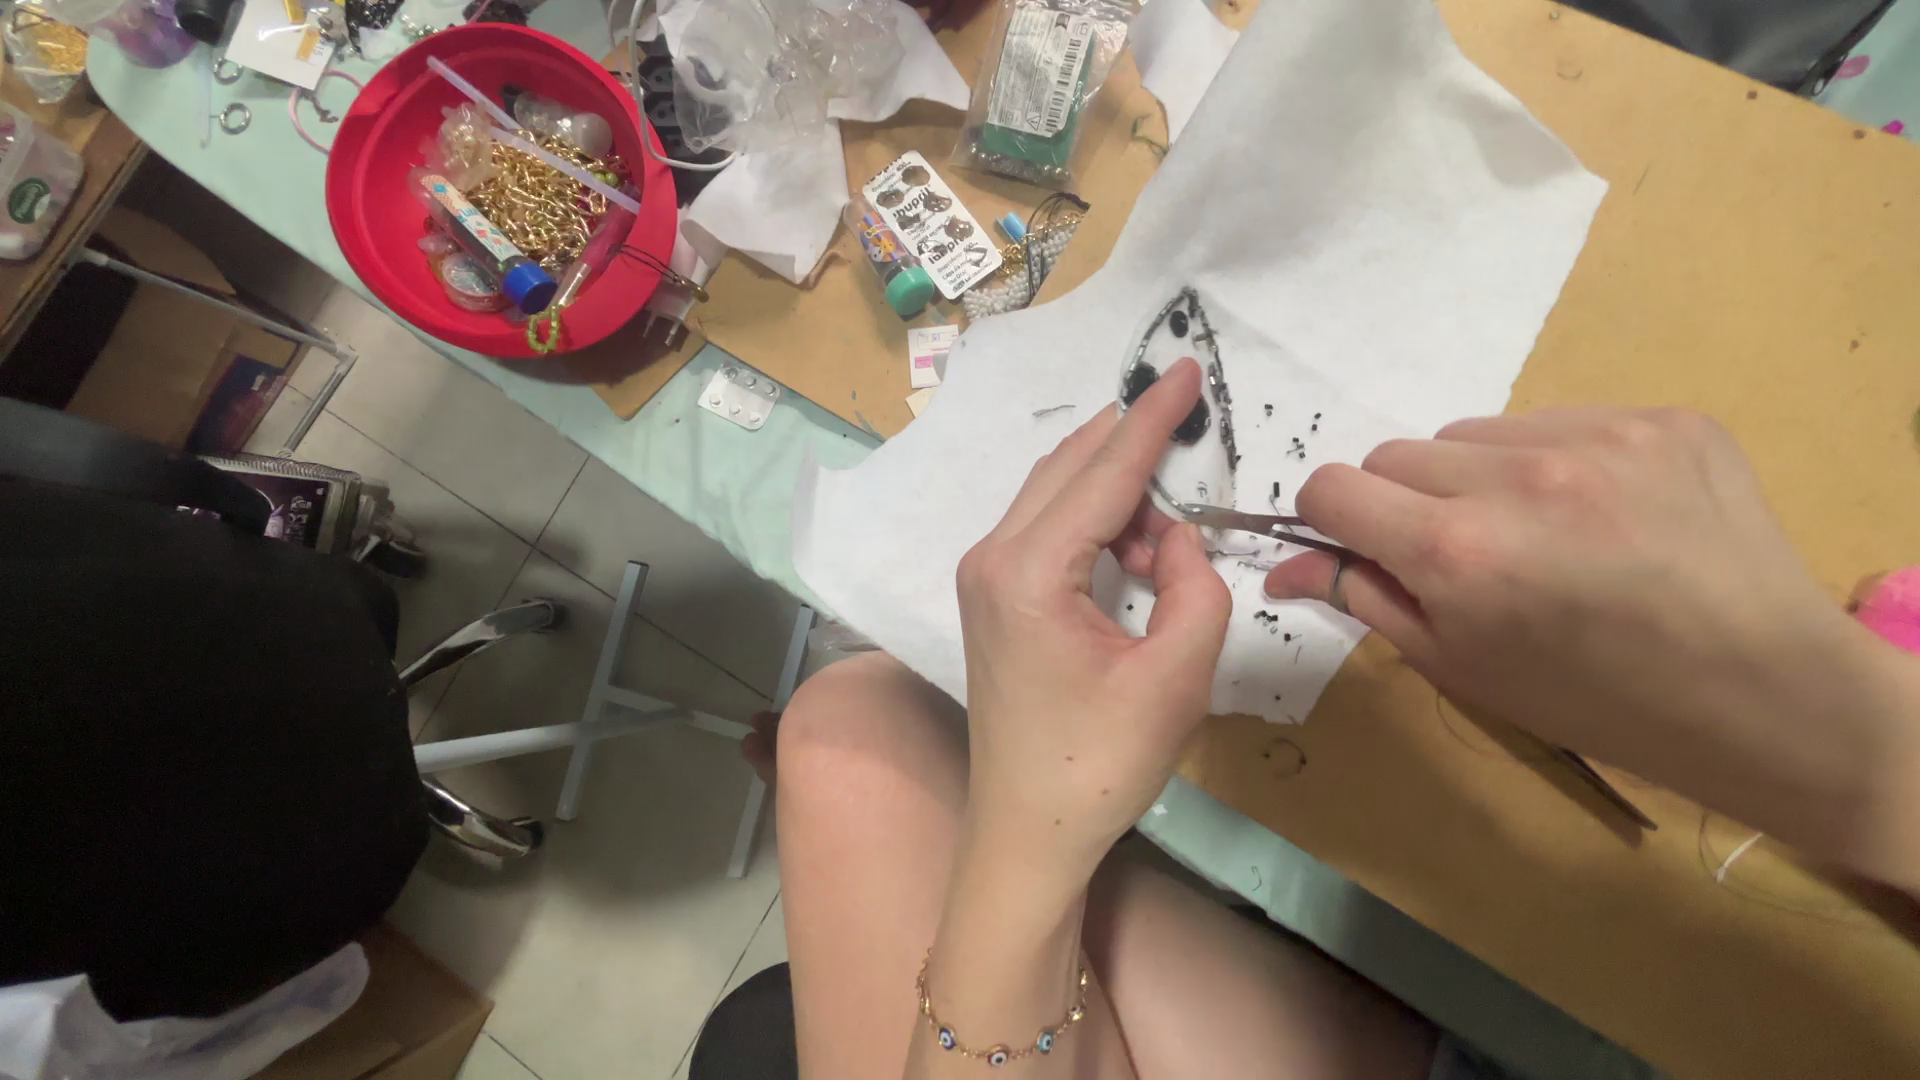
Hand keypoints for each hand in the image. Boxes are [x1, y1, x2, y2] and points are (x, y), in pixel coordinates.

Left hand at [955, 358, 1230, 878]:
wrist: (1027, 826)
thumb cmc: (1100, 763)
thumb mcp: (1176, 677)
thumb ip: (1195, 589)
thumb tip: (1178, 537)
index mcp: (1028, 571)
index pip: (1103, 474)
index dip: (1151, 421)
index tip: (1186, 370)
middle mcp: (991, 557)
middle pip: (1068, 470)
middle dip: (1129, 441)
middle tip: (1186, 414)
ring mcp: (981, 576)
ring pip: (1053, 495)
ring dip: (1113, 489)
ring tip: (1170, 518)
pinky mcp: (990, 596)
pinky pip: (1044, 528)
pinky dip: (1091, 520)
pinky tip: (1132, 546)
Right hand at [1263, 407, 1919, 883]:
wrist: (1764, 696)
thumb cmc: (1583, 696)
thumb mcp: (1451, 660)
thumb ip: (1359, 596)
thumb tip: (1280, 567)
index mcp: (1456, 551)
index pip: (1332, 487)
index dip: (1329, 516)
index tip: (1358, 541)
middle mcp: (1516, 479)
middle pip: (1391, 454)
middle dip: (1400, 501)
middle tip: (1455, 551)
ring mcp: (1596, 440)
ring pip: (1464, 435)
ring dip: (1469, 477)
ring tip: (1531, 531)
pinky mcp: (1659, 420)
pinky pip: (1545, 422)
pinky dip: (1541, 463)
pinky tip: (1592, 513)